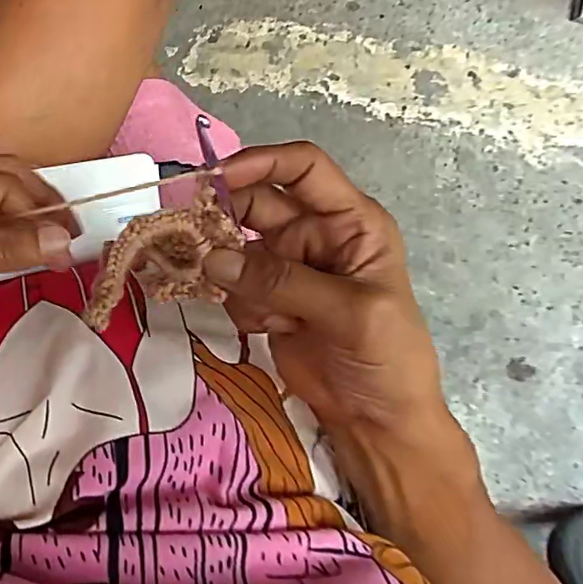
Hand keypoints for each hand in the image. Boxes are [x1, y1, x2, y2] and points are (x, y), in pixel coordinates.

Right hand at [200, 142, 446, 437]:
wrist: (376, 420)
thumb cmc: (387, 359)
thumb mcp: (348, 313)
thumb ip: (281, 281)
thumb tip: (212, 257)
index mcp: (350, 222)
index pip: (303, 168)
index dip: (260, 163)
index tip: (214, 179)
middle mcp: (313, 234)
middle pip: (254, 203)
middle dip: (225, 220)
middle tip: (195, 241)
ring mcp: (284, 266)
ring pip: (233, 245)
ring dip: (230, 271)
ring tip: (256, 307)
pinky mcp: (262, 295)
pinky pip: (229, 283)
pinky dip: (237, 302)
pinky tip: (268, 328)